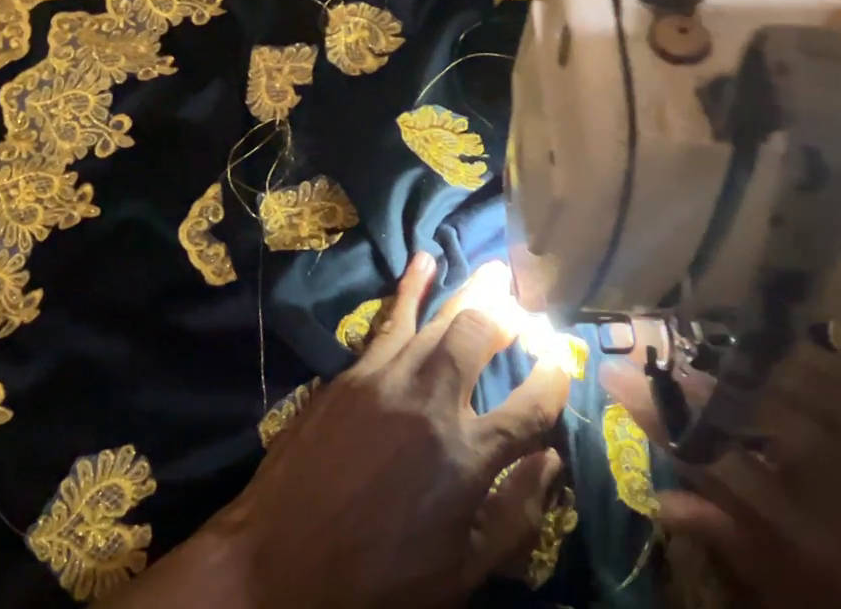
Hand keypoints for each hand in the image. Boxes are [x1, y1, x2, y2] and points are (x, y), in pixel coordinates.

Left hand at [106, 254, 571, 608]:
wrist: (277, 561)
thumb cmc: (377, 578)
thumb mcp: (460, 571)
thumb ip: (515, 515)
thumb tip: (551, 460)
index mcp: (467, 456)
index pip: (531, 406)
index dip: (556, 381)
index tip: (564, 363)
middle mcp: (431, 402)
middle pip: (483, 335)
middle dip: (514, 316)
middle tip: (529, 308)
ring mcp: (385, 379)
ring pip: (436, 316)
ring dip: (470, 290)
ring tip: (495, 268)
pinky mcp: (350, 374)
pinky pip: (387, 320)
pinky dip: (409, 288)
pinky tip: (422, 262)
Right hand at [602, 342, 840, 608]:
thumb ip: (745, 555)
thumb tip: (668, 499)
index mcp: (813, 539)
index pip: (709, 455)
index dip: (657, 412)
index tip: (614, 376)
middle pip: (747, 407)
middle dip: (689, 372)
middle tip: (644, 339)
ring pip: (803, 383)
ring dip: (741, 357)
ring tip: (699, 336)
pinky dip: (816, 362)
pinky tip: (783, 346)